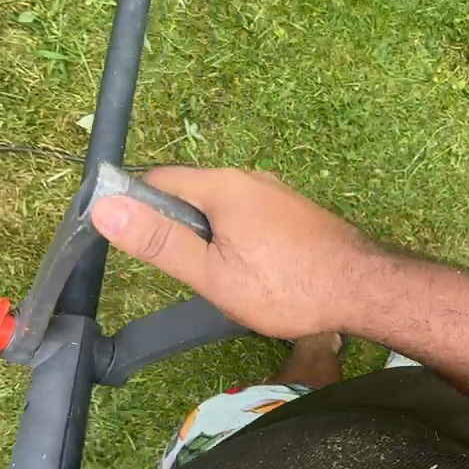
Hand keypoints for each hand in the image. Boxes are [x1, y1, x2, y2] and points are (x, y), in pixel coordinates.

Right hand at [91, 167, 383, 338]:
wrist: (364, 289)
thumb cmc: (287, 287)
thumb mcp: (213, 273)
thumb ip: (161, 242)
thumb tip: (105, 209)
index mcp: (223, 187)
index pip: (159, 180)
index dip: (138, 208)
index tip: (137, 243)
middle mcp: (251, 179)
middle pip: (194, 195)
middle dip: (182, 230)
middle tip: (193, 274)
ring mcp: (279, 195)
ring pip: (227, 210)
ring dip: (216, 239)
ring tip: (230, 279)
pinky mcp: (298, 214)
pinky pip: (254, 219)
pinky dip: (244, 240)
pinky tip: (259, 273)